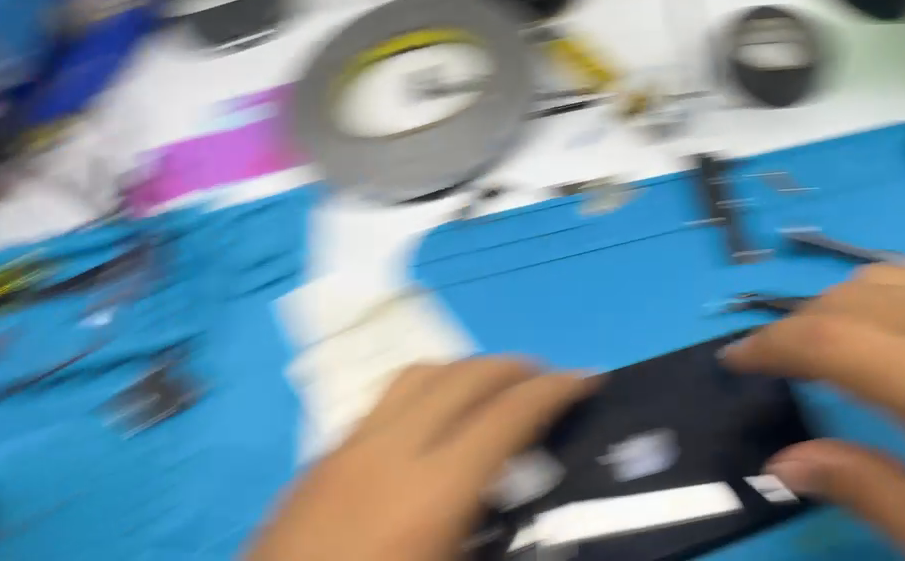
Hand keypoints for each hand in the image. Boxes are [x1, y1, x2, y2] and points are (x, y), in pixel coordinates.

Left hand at [247, 356, 594, 560]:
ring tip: (493, 393)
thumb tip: (543, 517)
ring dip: (469, 371)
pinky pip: (383, 399)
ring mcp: (348, 451)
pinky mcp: (316, 464)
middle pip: (469, 376)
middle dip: (518, 369)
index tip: (588, 381)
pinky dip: (425, 392)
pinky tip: (431, 424)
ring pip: (421, 373)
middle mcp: (392, 452)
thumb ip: (498, 534)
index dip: (557, 390)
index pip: (511, 413)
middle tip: (548, 385)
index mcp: (434, 492)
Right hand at [724, 266, 904, 560]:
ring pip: (892, 277)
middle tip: (773, 362)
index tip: (732, 359)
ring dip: (845, 304)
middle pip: (851, 296)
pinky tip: (898, 335)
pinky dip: (893, 297)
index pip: (822, 341)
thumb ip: (867, 489)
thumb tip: (787, 460)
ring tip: (825, 346)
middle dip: (801, 323)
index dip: (767, 346)